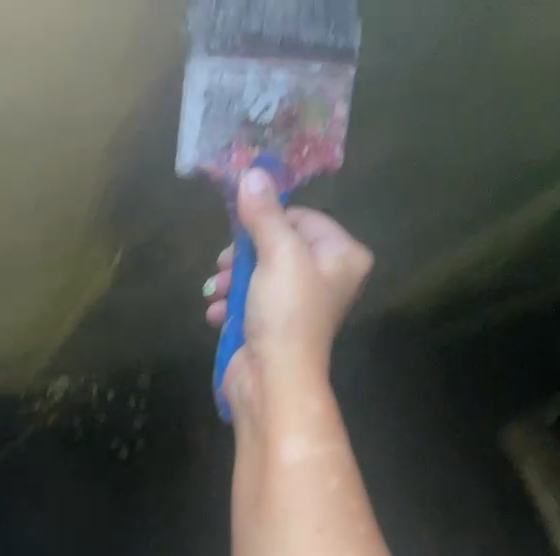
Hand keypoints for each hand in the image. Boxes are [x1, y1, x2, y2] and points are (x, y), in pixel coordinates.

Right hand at [203, 169, 373, 405]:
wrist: (273, 378)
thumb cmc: (286, 312)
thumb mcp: (277, 254)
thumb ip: (263, 214)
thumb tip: (251, 173)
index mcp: (343, 256)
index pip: (304, 218)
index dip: (269, 220)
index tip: (240, 230)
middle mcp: (326, 277)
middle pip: (277, 245)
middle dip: (244, 254)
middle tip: (223, 264)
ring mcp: (298, 304)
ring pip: (258, 274)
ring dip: (230, 281)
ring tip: (217, 293)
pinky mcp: (272, 326)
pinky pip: (248, 302)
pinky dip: (229, 305)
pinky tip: (216, 314)